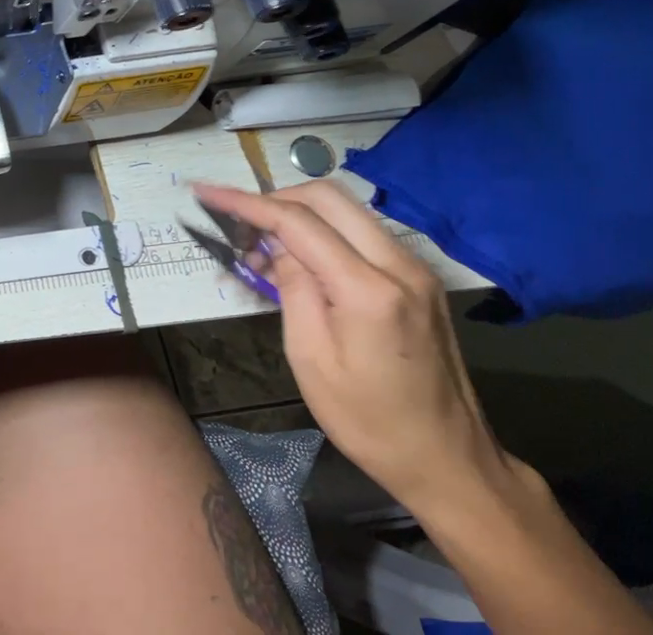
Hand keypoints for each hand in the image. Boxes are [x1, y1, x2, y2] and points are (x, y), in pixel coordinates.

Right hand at [193, 181, 517, 509]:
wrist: (448, 459)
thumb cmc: (367, 419)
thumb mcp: (310, 356)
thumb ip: (291, 289)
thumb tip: (274, 246)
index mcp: (368, 289)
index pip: (297, 222)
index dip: (244, 202)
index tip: (204, 192)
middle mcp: (400, 266)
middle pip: (327, 197)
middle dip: (273, 199)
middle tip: (235, 224)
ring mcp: (416, 271)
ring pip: (347, 211)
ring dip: (297, 215)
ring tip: (260, 248)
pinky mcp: (419, 282)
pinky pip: (362, 235)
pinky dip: (322, 233)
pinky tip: (297, 263)